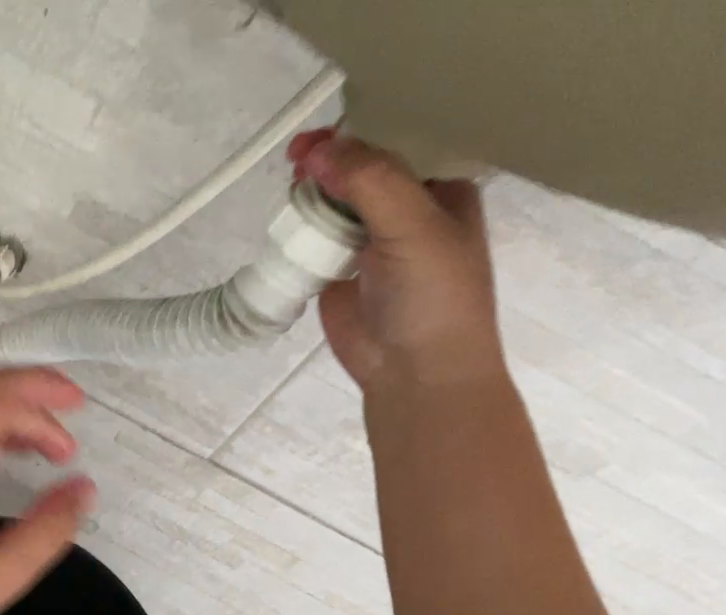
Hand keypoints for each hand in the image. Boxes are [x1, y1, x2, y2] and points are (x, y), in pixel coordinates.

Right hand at [288, 130, 506, 392]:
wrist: (413, 371)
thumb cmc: (434, 295)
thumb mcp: (414, 227)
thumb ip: (370, 182)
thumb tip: (317, 150)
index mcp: (440, 190)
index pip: (399, 144)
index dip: (362, 132)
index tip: (321, 133)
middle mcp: (405, 210)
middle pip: (359, 171)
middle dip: (329, 161)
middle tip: (296, 158)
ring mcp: (368, 242)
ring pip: (331, 203)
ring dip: (309, 195)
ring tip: (288, 188)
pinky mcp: (337, 271)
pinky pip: (312, 240)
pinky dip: (297, 231)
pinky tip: (284, 225)